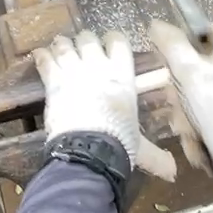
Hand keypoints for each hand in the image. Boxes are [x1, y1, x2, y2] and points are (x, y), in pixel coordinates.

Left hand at [35, 31, 176, 179]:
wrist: (89, 150)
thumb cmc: (118, 145)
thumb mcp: (140, 147)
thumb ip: (154, 155)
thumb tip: (173, 173)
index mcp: (122, 77)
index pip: (118, 43)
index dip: (112, 39)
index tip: (108, 42)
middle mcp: (98, 67)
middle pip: (89, 39)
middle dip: (84, 41)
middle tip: (81, 47)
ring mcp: (74, 71)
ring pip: (65, 45)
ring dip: (61, 45)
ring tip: (59, 47)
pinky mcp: (54, 81)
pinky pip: (45, 60)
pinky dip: (41, 56)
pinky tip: (40, 55)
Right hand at [149, 21, 212, 200]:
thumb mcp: (191, 74)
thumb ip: (171, 45)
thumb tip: (156, 23)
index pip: (196, 34)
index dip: (176, 52)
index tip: (167, 75)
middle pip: (198, 68)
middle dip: (181, 94)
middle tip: (178, 111)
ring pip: (204, 94)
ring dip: (189, 115)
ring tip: (190, 134)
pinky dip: (205, 126)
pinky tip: (201, 143)